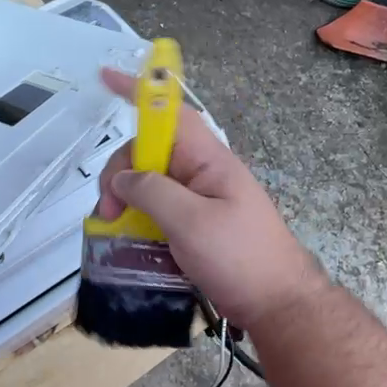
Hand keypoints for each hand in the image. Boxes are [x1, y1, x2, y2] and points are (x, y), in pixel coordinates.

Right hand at [93, 67, 326, 329]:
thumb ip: (151, 192)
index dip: (137, 92)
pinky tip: (128, 236)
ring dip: (125, 196)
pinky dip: (137, 215)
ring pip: (148, 179)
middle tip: (108, 210)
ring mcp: (199, 197)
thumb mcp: (191, 222)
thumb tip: (122, 179)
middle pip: (148, 150)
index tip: (105, 77)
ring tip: (114, 225)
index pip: (169, 112)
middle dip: (120, 171)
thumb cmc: (242, 259)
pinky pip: (157, 205)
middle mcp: (201, 170)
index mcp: (208, 159)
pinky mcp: (195, 222)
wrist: (282, 309)